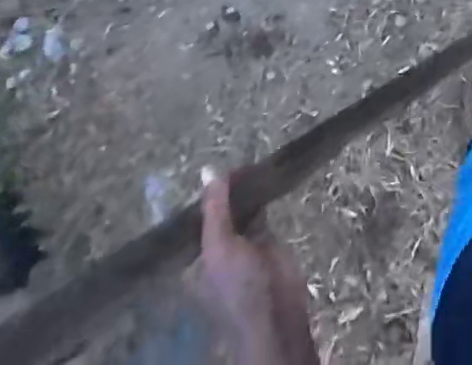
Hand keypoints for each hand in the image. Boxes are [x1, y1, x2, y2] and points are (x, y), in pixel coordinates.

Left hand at [186, 172, 318, 364]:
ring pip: (240, 209)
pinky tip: (266, 175)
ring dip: (245, 189)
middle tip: (234, 156)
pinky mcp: (266, 239)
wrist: (276, 314)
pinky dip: (263, 196)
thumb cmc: (238, 286)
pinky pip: (261, 212)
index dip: (204, 193)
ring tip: (251, 161)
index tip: (211, 165)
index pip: (195, 217)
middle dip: (225, 189)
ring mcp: (242, 244)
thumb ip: (215, 208)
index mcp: (195, 255)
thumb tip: (209, 170)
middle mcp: (216, 248)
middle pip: (219, 211)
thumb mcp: (219, 246)